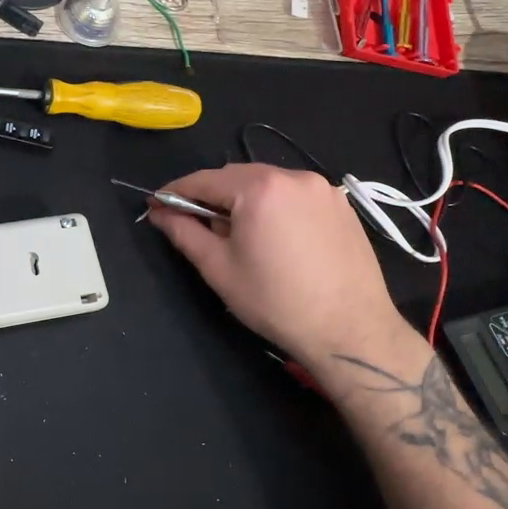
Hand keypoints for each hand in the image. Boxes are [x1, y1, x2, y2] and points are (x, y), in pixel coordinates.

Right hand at [147, 164, 412, 366]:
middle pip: (235, 177)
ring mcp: (322, 189)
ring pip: (266, 183)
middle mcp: (293, 177)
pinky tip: (272, 237)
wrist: (352, 331)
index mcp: (259, 188)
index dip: (174, 192)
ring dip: (242, 200)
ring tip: (236, 234)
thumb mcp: (218, 267)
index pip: (203, 180)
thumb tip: (159, 213)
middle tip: (193, 224)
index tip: (155, 205)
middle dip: (210, 196)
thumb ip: (183, 232)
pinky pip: (293, 194)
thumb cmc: (276, 301)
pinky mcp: (342, 205)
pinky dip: (273, 206)